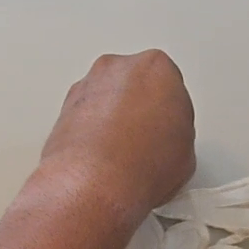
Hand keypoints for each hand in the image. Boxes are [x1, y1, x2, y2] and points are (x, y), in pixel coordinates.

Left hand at [36, 50, 195, 219]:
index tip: (169, 135)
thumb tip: (167, 145)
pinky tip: (99, 158)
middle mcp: (118, 67)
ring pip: (106, 99)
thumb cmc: (139, 164)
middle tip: (146, 144)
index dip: (171, 117)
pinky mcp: (63, 108)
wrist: (95, 182)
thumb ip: (176, 133)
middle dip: (139, 110)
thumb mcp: (186, 153)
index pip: (171, 89)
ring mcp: (86, 85)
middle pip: (134, 86)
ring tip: (121, 156)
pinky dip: (90, 132)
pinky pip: (84, 117)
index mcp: (157, 67)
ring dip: (112, 119)